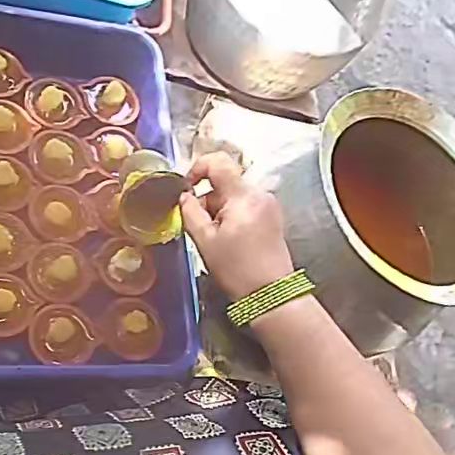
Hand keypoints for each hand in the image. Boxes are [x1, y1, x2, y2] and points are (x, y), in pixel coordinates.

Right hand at [177, 152, 294, 299]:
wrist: (270, 293)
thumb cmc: (238, 269)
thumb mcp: (205, 241)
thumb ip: (190, 213)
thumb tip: (184, 197)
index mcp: (243, 196)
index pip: (218, 162)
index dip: (197, 169)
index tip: (186, 188)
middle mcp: (259, 194)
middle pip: (224, 183)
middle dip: (206, 200)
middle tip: (199, 228)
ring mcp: (268, 205)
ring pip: (232, 196)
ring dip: (217, 211)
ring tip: (214, 240)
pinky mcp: (271, 217)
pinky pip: (243, 207)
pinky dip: (230, 218)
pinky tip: (228, 241)